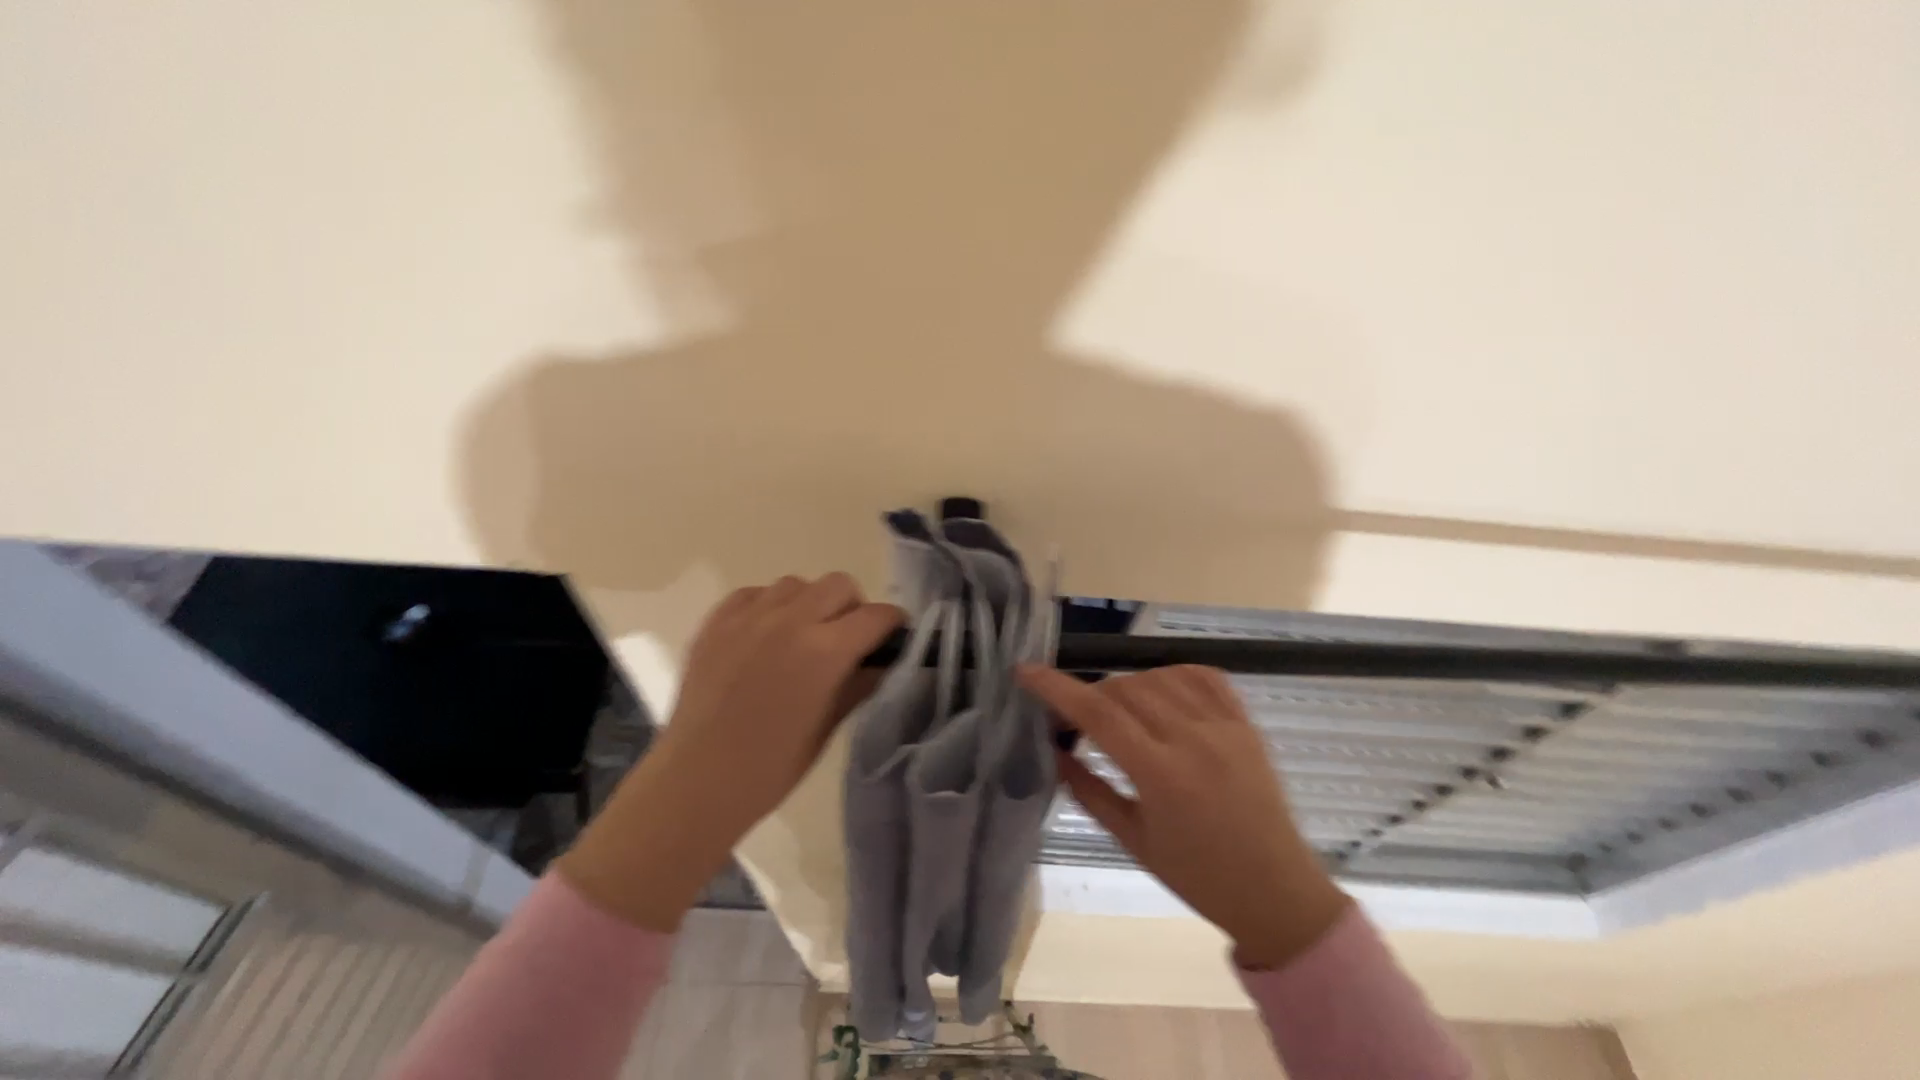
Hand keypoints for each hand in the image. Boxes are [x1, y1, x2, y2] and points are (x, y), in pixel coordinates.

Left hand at [560, 574, 902, 931]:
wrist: (698, 781)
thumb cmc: (772, 766)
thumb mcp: (829, 726)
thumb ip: (859, 684)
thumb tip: (881, 662)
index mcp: (825, 650)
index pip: (876, 616)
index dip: (892, 627)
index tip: (892, 641)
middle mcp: (790, 620)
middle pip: (839, 585)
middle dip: (853, 608)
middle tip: (847, 641)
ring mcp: (748, 616)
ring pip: (796, 584)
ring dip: (810, 604)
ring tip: (802, 637)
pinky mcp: (716, 622)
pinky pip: (754, 594)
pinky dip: (768, 607)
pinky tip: (765, 637)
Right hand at [1018, 664, 1351, 969]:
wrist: (1276, 892)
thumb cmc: (1197, 877)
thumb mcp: (1131, 840)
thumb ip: (1087, 790)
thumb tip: (1053, 750)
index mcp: (1161, 775)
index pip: (1098, 712)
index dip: (1055, 687)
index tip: (1025, 671)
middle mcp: (1194, 740)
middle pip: (1124, 688)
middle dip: (1088, 694)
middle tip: (1072, 719)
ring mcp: (1225, 727)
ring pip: (1159, 677)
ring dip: (1126, 684)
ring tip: (1116, 712)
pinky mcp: (1246, 723)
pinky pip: (1204, 676)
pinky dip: (1172, 674)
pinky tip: (1158, 692)